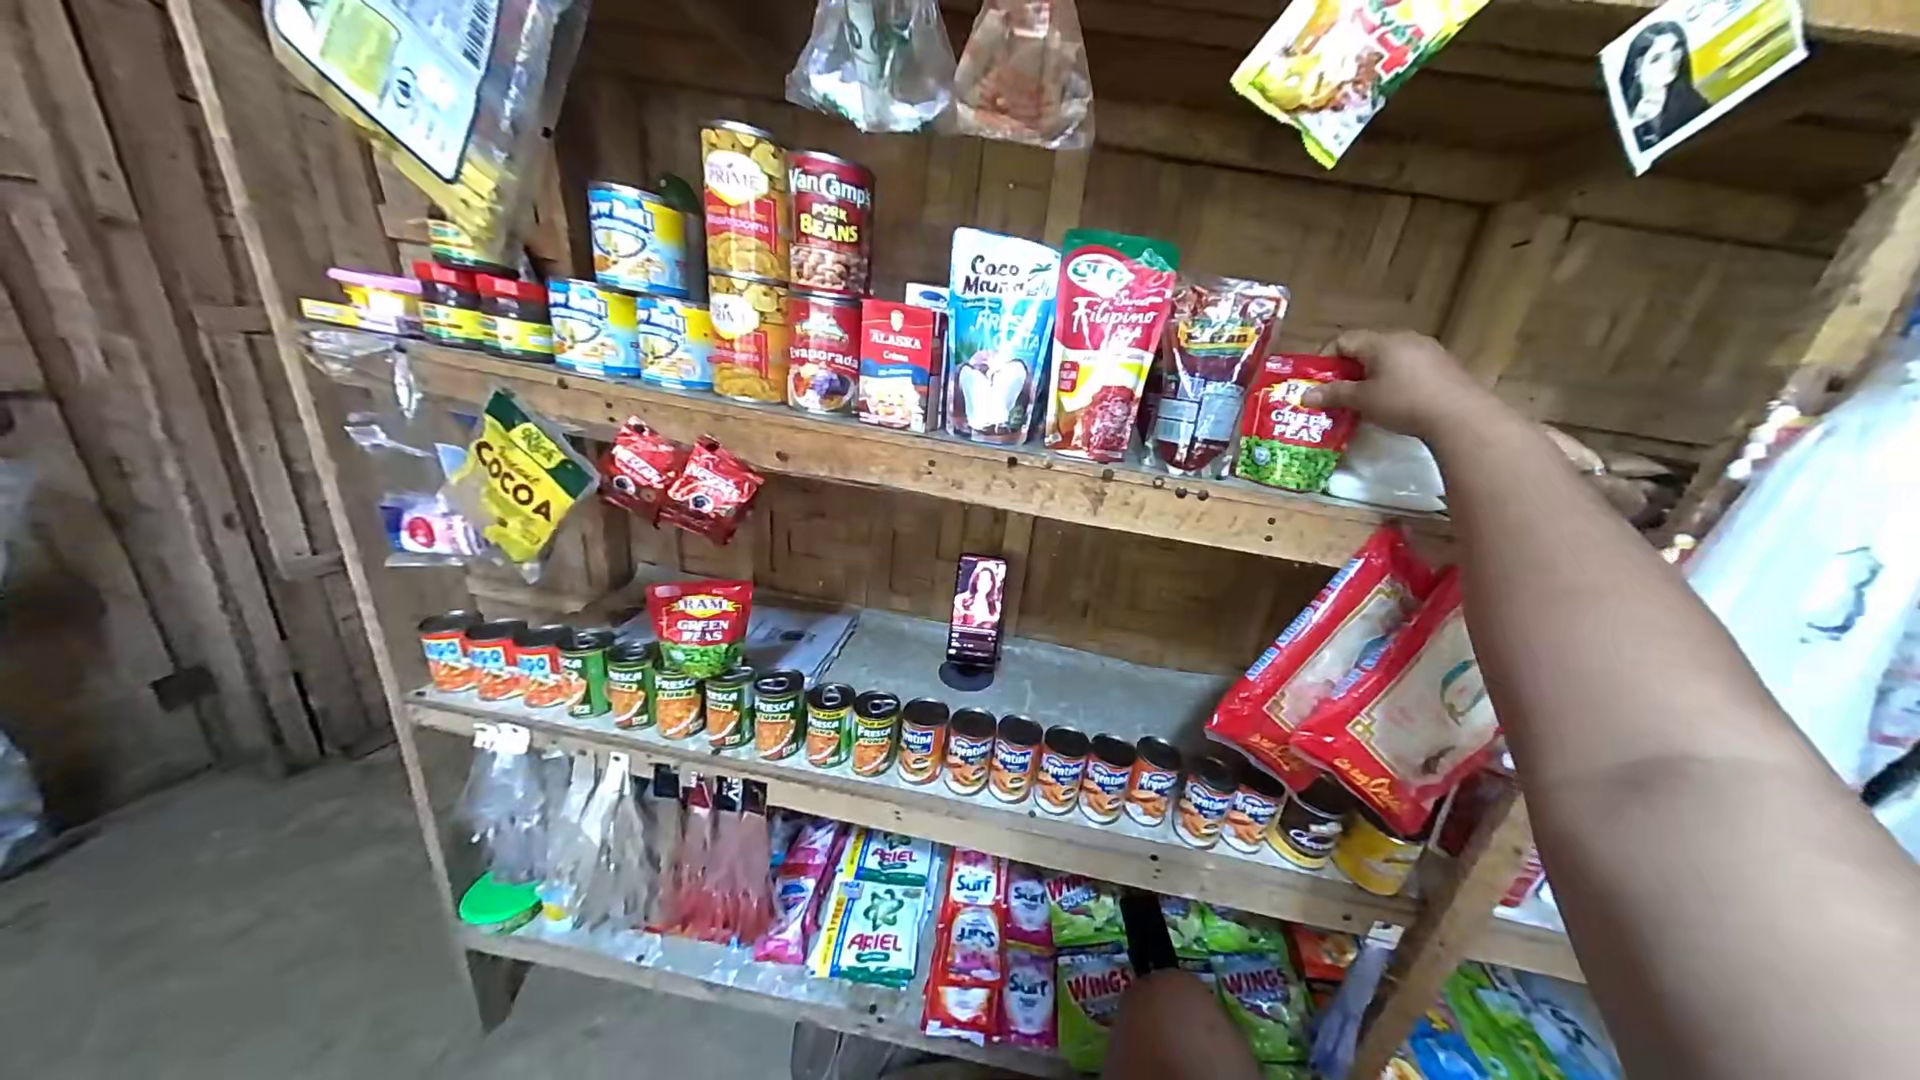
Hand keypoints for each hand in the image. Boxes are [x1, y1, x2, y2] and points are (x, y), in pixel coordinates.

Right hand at [1302, 329, 1501, 440]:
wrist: (1459, 415)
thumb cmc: (1403, 402)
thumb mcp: (1362, 400)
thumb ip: (1333, 395)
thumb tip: (1305, 396)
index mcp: (1381, 342)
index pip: (1343, 340)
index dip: (1325, 358)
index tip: (1317, 380)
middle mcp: (1404, 339)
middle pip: (1366, 347)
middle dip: (1347, 369)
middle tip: (1337, 392)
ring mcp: (1427, 350)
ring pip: (1388, 357)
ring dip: (1370, 375)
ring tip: (1363, 398)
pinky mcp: (1443, 365)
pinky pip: (1408, 366)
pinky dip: (1393, 379)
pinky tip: (1393, 400)